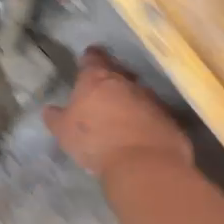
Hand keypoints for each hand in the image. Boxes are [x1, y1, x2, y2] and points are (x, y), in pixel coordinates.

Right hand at [44, 48, 192, 179]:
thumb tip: (51, 110)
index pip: (93, 59)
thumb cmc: (96, 141)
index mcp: (97, 80)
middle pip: (120, 73)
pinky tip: (142, 133)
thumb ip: (56, 117)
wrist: (147, 167)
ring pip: (140, 94)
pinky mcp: (172, 123)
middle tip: (104, 87)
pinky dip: (149, 120)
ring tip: (124, 113)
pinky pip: (157, 116)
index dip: (90, 57)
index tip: (88, 56)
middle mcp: (127, 84)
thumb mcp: (63, 131)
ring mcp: (154, 103)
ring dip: (132, 100)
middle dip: (113, 78)